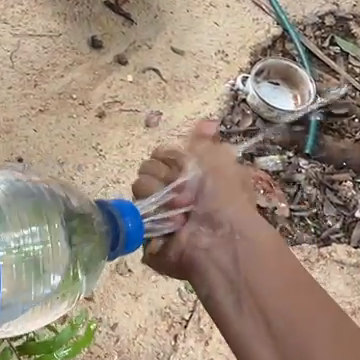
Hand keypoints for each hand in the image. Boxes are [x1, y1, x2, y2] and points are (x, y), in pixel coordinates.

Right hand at [131, 121, 279, 285]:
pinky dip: (153, 218)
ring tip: (181, 210)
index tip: (184, 166)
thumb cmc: (225, 197)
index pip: (160, 154)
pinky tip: (171, 225)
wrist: (222, 237)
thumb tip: (206, 122)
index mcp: (186, 175)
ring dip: (160, 196)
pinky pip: (134, 215)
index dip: (170, 157)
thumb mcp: (220, 160)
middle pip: (146, 168)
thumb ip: (205, 141)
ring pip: (139, 187)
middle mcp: (170, 192)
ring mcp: (157, 213)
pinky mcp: (146, 235)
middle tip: (186, 192)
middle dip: (165, 176)